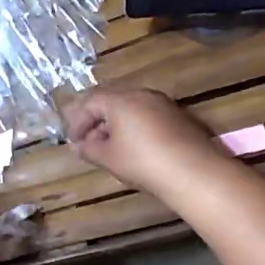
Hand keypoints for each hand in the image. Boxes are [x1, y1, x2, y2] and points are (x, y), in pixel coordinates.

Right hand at [60, 85, 231, 194]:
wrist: (191, 170)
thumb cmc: (141, 161)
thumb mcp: (107, 158)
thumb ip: (89, 149)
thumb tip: (82, 145)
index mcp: (120, 100)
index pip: (90, 102)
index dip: (78, 121)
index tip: (73, 141)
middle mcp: (141, 94)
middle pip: (111, 100)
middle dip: (96, 119)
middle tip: (89, 140)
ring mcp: (162, 103)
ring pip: (131, 106)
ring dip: (116, 123)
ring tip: (110, 145)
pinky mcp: (178, 115)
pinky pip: (147, 114)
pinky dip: (134, 126)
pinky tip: (134, 146)